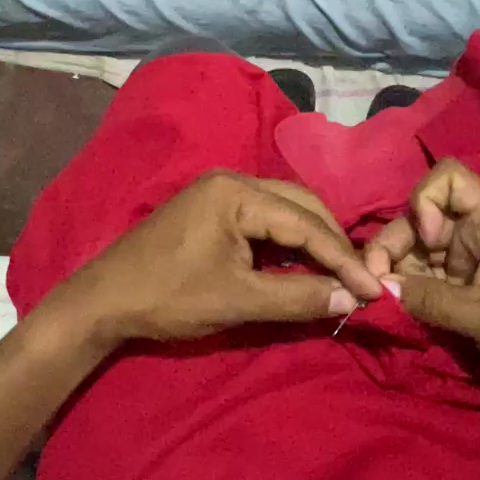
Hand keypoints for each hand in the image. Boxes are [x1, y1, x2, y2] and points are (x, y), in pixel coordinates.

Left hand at [56, 170, 382, 345]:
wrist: (103, 300)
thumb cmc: (169, 297)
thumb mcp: (238, 300)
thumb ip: (299, 297)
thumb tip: (355, 298)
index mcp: (237, 192)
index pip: (307, 221)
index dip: (344, 258)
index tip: (375, 288)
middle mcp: (232, 179)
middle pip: (300, 204)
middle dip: (332, 242)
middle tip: (360, 279)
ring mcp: (219, 190)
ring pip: (284, 208)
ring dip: (312, 239)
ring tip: (338, 273)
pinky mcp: (211, 207)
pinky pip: (264, 217)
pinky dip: (287, 240)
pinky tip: (301, 264)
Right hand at [363, 158, 479, 408]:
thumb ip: (435, 301)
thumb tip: (378, 289)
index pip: (450, 180)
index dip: (427, 201)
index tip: (428, 241)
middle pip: (422, 219)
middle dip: (393, 244)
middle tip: (371, 281)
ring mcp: (472, 267)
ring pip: (418, 252)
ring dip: (393, 271)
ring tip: (374, 300)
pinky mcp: (468, 296)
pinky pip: (427, 283)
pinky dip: (406, 292)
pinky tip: (389, 309)